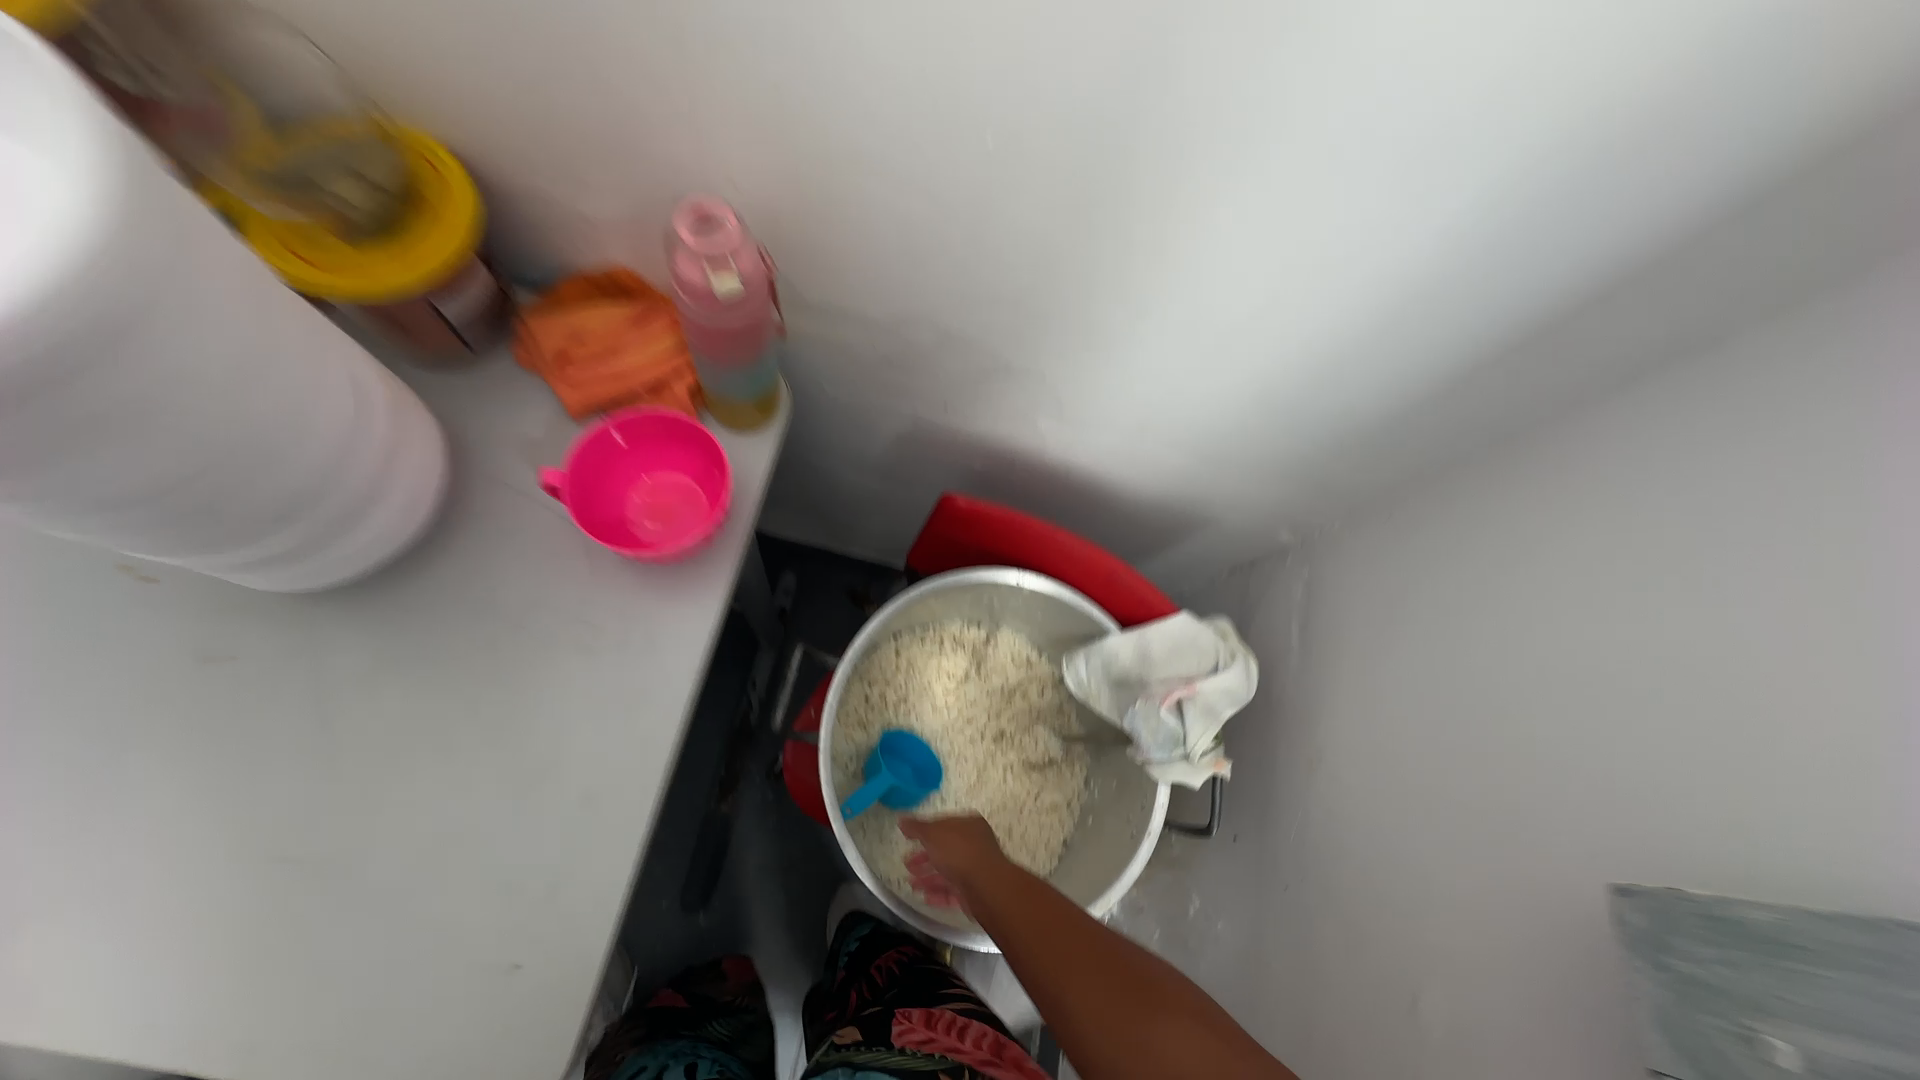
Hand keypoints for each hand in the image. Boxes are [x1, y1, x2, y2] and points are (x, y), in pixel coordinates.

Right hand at [899, 814, 1006, 909]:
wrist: (985, 887)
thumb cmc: (959, 852)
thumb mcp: (933, 834)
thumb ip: (917, 828)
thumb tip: (901, 819)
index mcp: (969, 825)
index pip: (944, 824)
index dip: (925, 831)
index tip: (909, 839)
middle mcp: (975, 844)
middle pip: (945, 849)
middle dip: (924, 857)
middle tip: (907, 864)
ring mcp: (975, 869)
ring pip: (948, 871)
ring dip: (928, 877)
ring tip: (911, 884)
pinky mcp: (974, 891)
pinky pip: (952, 890)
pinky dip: (938, 893)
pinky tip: (924, 897)